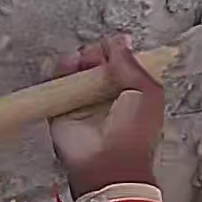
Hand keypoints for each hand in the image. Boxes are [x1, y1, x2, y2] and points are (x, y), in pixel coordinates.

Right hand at [48, 35, 164, 194]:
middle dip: (94, 55)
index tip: (115, 46)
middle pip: (95, 65)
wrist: (107, 162)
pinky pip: (56, 86)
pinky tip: (66, 66)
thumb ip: (130, 63)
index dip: (116, 52)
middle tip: (96, 55)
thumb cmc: (133, 132)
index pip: (119, 64)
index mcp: (130, 92)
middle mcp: (105, 97)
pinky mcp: (60, 111)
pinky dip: (58, 74)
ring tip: (79, 59)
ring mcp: (82, 104)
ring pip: (74, 73)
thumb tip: (120, 39)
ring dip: (76, 61)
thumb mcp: (146, 91)